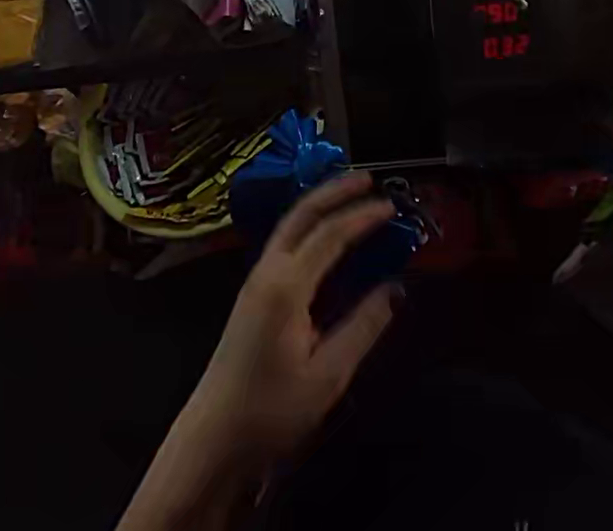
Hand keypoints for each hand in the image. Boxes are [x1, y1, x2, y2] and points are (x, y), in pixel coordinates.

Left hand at [185, 172, 397, 468]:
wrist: (216, 433)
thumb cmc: (272, 410)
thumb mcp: (328, 375)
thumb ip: (364, 326)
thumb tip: (396, 287)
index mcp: (285, 286)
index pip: (329, 236)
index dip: (362, 217)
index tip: (391, 206)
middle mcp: (267, 270)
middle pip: (301, 215)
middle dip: (334, 191)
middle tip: (367, 179)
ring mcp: (256, 278)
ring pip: (290, 225)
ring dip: (320, 205)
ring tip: (350, 194)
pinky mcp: (255, 290)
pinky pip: (286, 242)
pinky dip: (310, 226)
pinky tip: (326, 233)